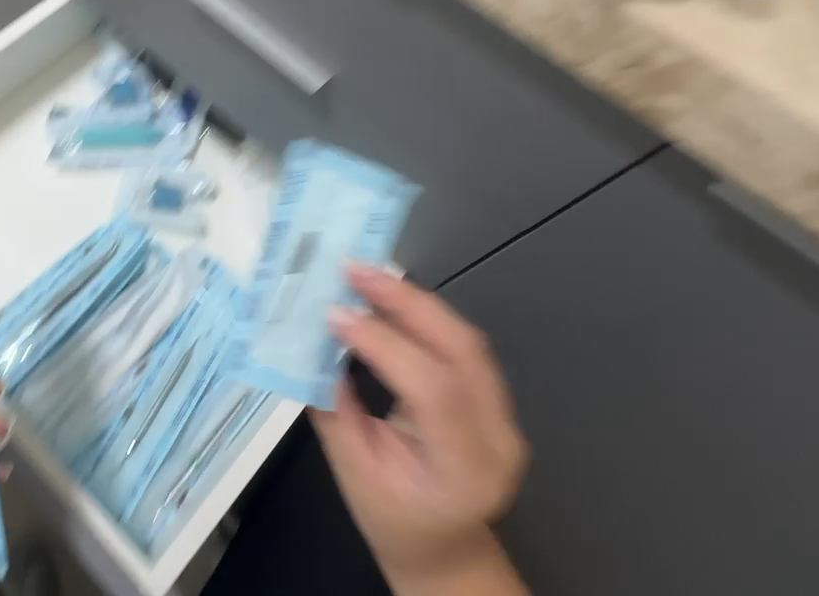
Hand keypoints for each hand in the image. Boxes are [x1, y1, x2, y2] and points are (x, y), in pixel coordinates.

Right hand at [311, 266, 528, 595]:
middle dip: (405, 301)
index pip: (433, 390)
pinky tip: (389, 297)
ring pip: (466, 339)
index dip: (383, 343)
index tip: (334, 314)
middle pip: (461, 350)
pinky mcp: (496, 399)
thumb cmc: (392, 520)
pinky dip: (424, 315)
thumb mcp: (353, 472)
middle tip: (355, 269)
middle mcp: (497, 439)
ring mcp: (505, 417)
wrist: (444, 550)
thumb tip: (313, 343)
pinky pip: (462, 344)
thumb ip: (334, 407)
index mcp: (463, 470)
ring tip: (366, 274)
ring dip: (414, 300)